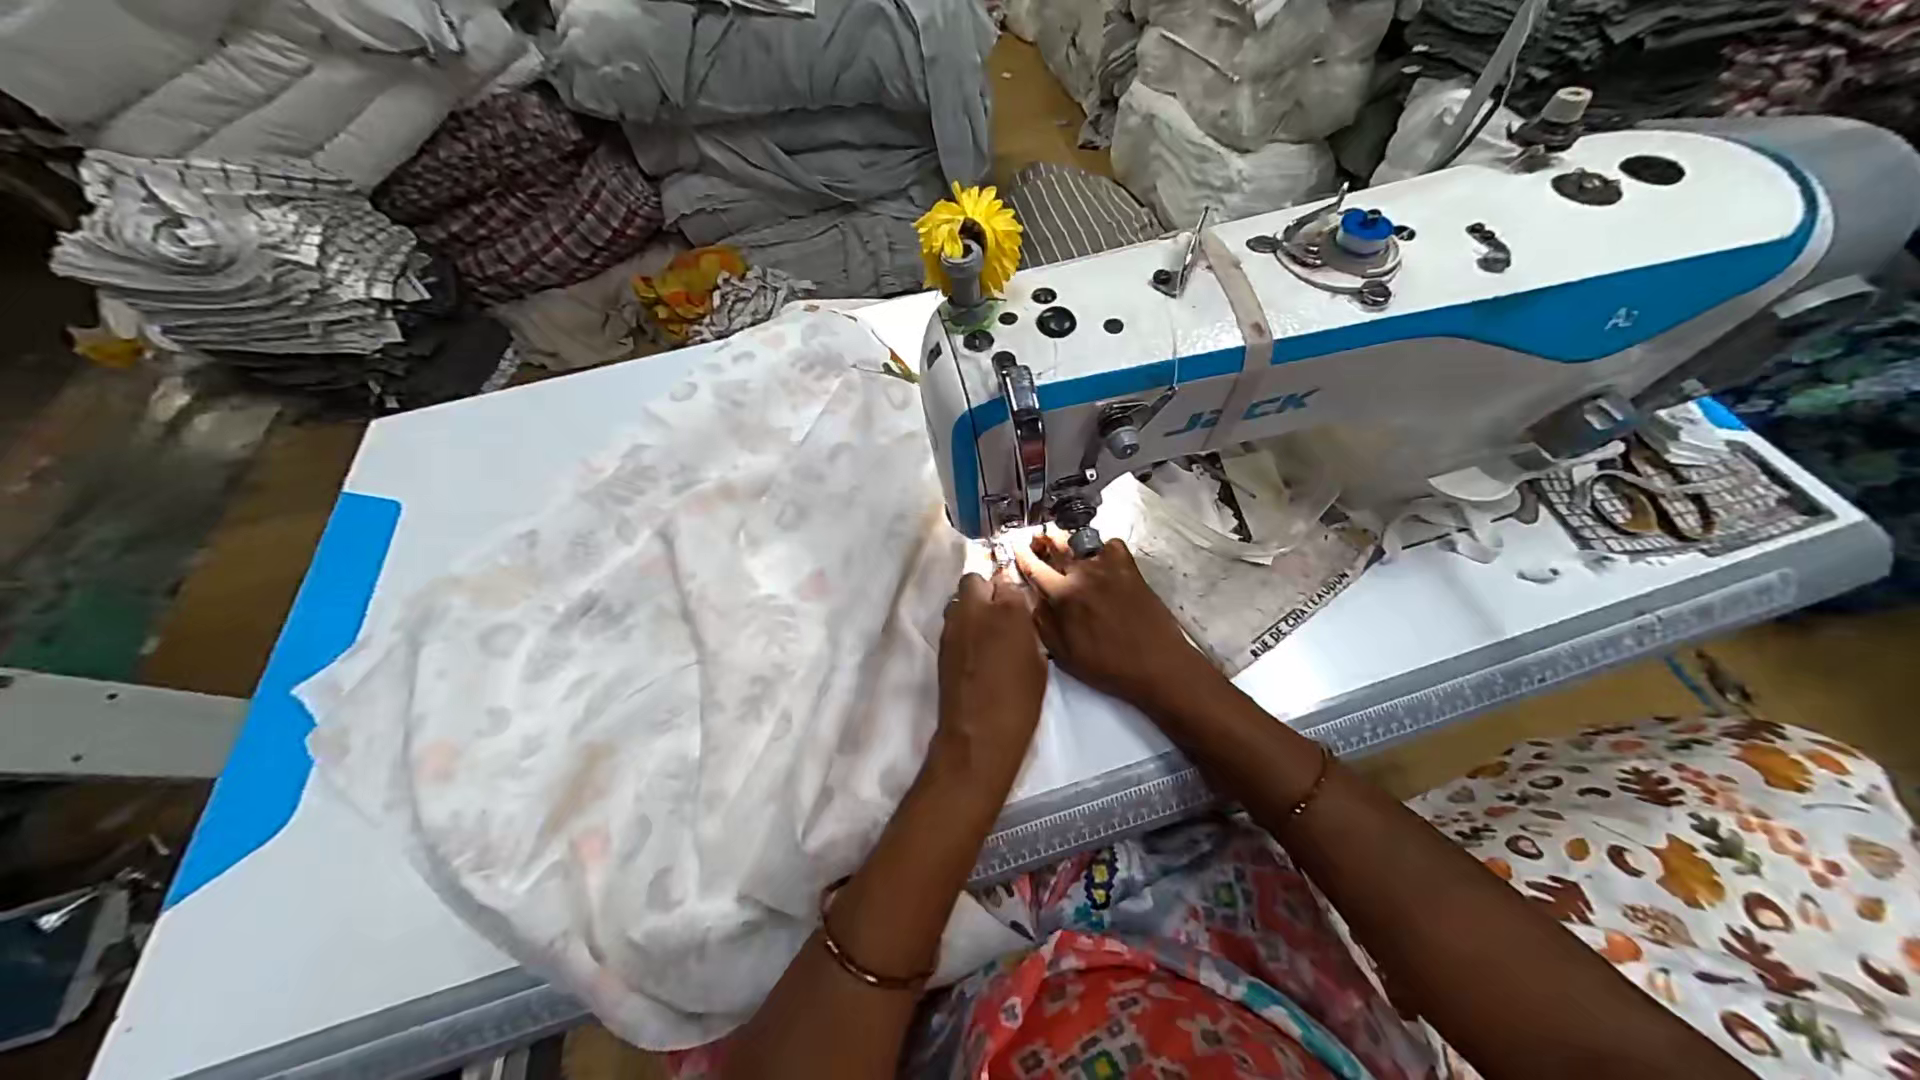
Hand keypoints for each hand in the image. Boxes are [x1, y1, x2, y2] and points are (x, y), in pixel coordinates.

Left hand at [933, 568, 1047, 785]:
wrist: (978, 733)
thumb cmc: (1020, 702)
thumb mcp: (1038, 663)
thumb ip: (1026, 631)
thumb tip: (1019, 621)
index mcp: (1008, 611)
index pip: (1008, 583)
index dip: (1014, 595)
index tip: (1019, 609)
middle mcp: (976, 609)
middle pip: (975, 581)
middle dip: (986, 591)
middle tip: (999, 614)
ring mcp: (953, 625)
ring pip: (959, 599)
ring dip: (971, 607)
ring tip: (985, 631)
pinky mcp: (940, 643)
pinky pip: (951, 622)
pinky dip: (962, 627)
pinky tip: (973, 648)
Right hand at [1015, 533, 1218, 716]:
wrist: (1157, 664)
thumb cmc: (1108, 666)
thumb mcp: (1064, 654)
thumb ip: (1043, 622)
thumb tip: (1034, 599)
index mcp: (1064, 595)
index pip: (1034, 567)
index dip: (1022, 555)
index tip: (1016, 548)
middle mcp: (1084, 574)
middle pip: (1057, 544)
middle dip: (1043, 540)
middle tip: (1037, 543)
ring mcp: (1109, 568)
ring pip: (1082, 541)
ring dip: (1068, 541)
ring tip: (1064, 548)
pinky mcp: (1130, 569)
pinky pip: (1111, 545)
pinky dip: (1101, 547)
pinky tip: (1099, 559)